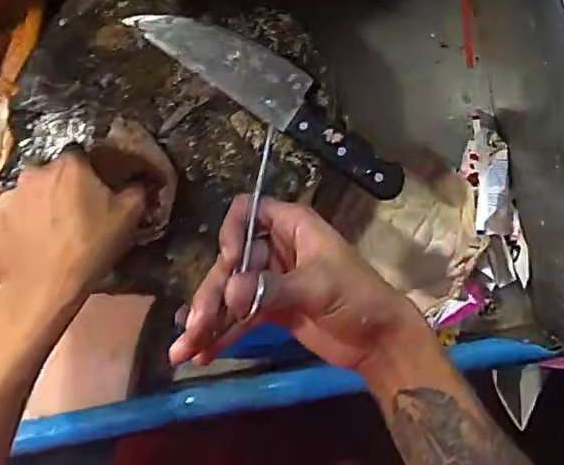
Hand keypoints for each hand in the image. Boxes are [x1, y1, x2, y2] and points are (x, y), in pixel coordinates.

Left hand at [0, 149, 146, 299]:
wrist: (42, 293)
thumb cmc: (88, 249)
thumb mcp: (127, 217)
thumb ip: (137, 189)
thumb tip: (142, 178)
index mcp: (68, 165)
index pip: (79, 158)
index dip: (87, 175)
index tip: (92, 194)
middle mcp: (33, 174)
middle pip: (50, 175)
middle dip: (58, 190)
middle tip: (70, 215)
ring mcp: (6, 200)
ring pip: (26, 197)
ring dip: (35, 208)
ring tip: (46, 234)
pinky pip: (7, 222)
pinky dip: (15, 230)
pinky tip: (27, 247)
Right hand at [169, 196, 431, 376]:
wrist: (379, 341)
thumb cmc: (356, 296)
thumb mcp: (317, 287)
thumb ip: (273, 288)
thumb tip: (231, 292)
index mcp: (291, 225)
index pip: (249, 210)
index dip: (233, 230)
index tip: (229, 260)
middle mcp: (276, 246)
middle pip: (233, 258)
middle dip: (213, 290)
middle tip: (196, 323)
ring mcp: (271, 279)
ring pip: (231, 290)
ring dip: (209, 317)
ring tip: (184, 348)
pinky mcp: (271, 310)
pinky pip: (239, 317)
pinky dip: (221, 334)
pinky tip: (199, 353)